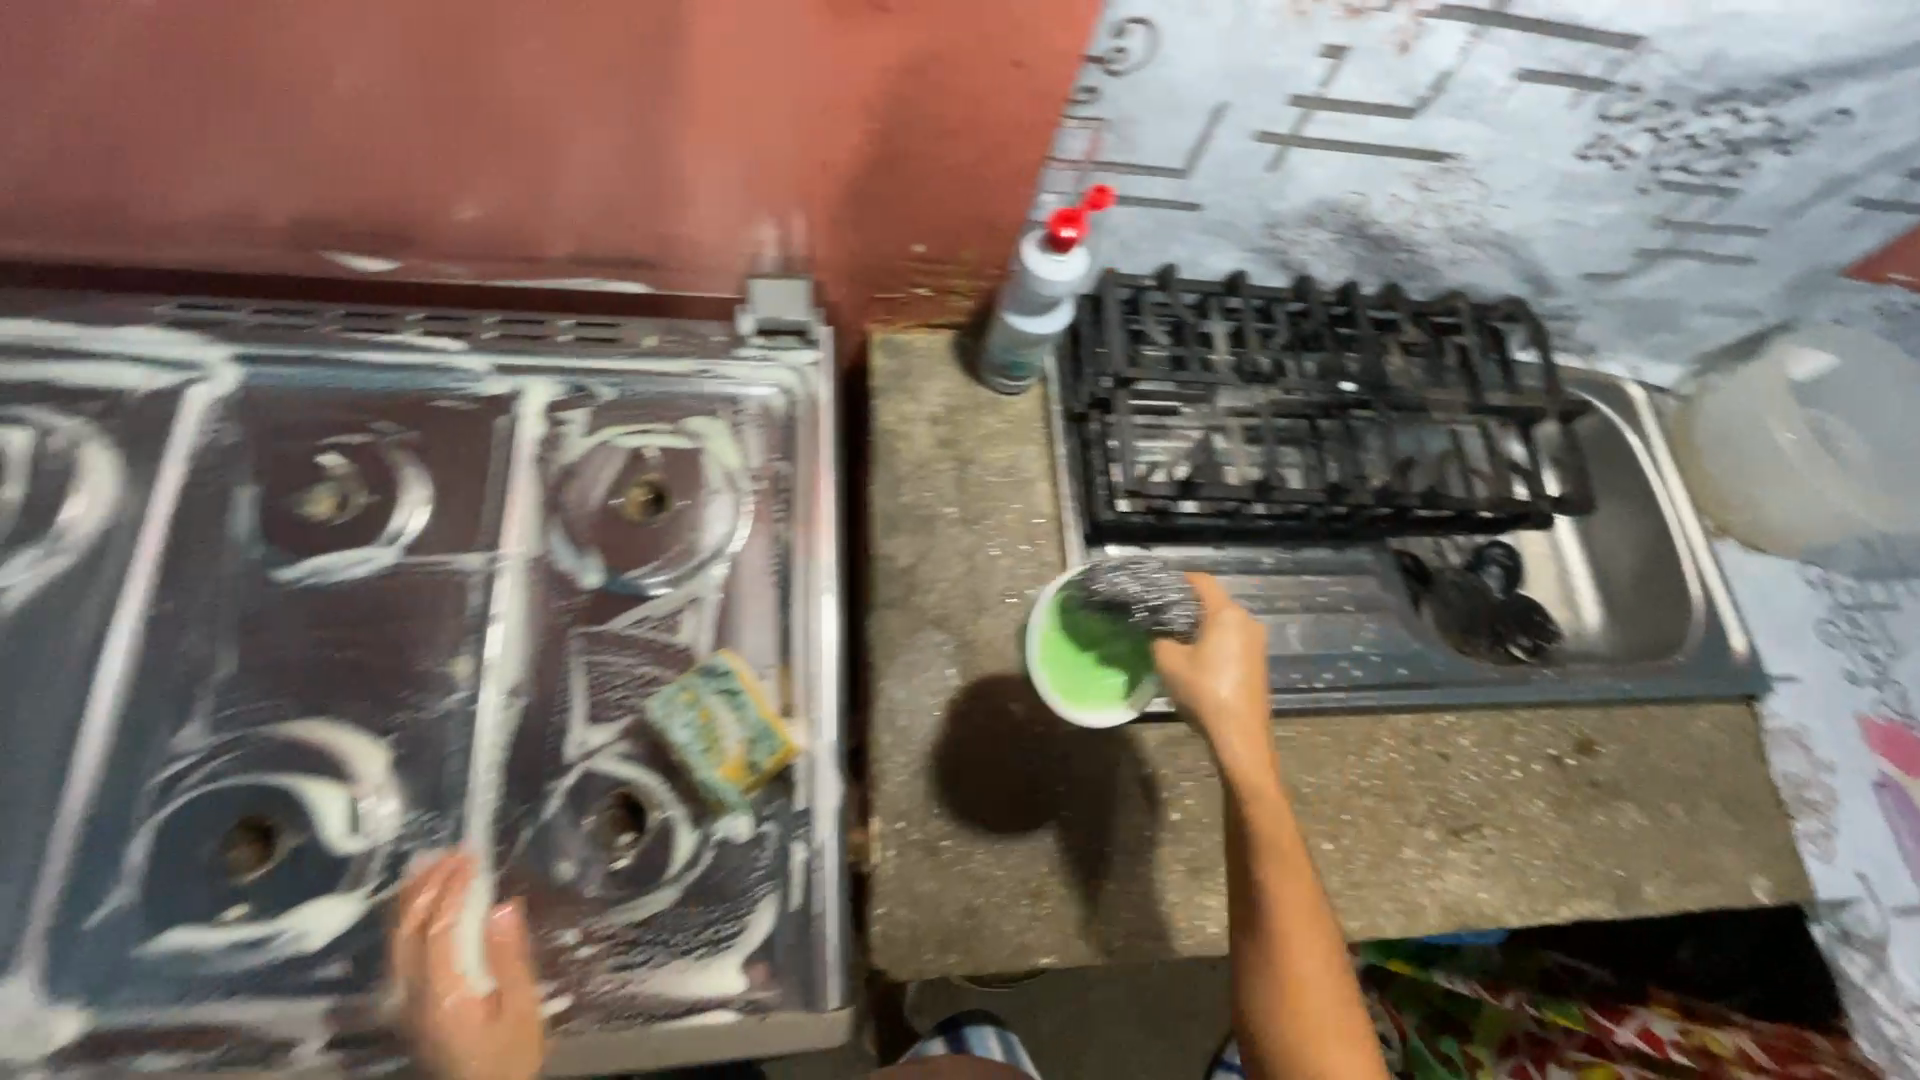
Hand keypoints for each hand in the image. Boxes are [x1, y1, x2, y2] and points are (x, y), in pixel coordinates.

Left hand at [389, 853, 544, 1079]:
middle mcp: (412, 995)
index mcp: (443, 995)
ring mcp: (403, 1000)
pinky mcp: (406, 1003)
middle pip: (409, 931)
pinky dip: (407, 918)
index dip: (453, 888)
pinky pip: (398, 950)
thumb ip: (510, 959)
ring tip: (430, 863)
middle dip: (429, 886)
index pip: (440, 929)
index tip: (473, 856)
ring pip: (396, 940)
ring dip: (412, 898)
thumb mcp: (522, 1009)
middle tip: (453, 851)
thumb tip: (503, 906)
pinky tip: (420, 900)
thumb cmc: (510, 1053)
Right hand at [1153, 574, 1275, 778]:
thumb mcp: (1168, 661)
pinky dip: (1214, 640)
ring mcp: (1257, 642)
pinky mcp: (1258, 661)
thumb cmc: (1204, 690)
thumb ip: (1160, 639)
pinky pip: (1233, 639)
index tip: (1160, 585)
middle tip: (1162, 613)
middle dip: (1189, 605)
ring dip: (1202, 625)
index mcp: (1226, 614)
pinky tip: (1197, 657)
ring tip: (1176, 636)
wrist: (1240, 734)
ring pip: (1224, 622)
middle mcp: (1247, 620)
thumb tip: (1161, 634)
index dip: (1180, 579)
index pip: (1203, 581)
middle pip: (1215, 602)